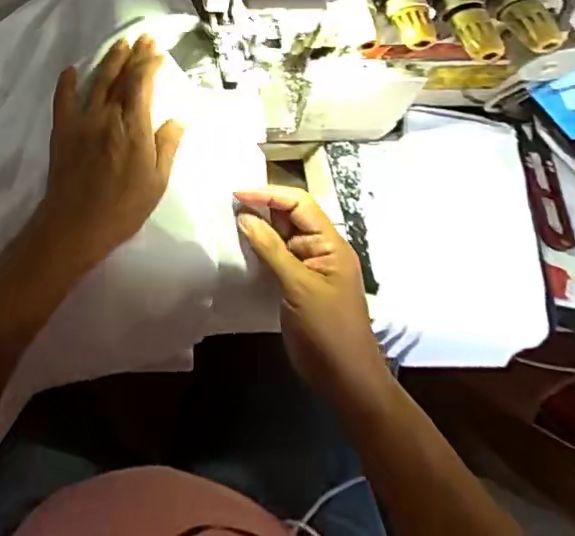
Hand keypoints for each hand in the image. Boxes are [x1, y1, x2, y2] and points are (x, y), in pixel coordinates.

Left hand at [28, 36, 184, 273]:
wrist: (76, 223)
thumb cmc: (123, 207)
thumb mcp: (157, 181)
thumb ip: (167, 146)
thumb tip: (178, 119)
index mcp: (133, 128)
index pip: (142, 85)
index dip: (149, 65)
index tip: (157, 52)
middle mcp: (107, 116)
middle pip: (121, 78)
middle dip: (133, 55)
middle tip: (142, 37)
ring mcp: (81, 120)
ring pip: (96, 82)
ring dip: (108, 61)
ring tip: (119, 44)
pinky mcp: (62, 129)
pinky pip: (63, 99)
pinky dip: (67, 82)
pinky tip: (72, 69)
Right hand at [235, 187, 393, 403]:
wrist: (346, 381)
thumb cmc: (329, 332)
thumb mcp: (299, 287)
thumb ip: (271, 249)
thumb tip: (244, 216)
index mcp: (331, 244)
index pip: (300, 204)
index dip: (269, 194)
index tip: (238, 193)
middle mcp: (320, 250)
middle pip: (290, 215)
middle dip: (261, 205)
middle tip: (228, 203)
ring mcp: (308, 267)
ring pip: (280, 234)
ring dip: (257, 225)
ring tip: (228, 218)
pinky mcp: (295, 284)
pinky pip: (275, 255)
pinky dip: (258, 246)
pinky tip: (240, 245)